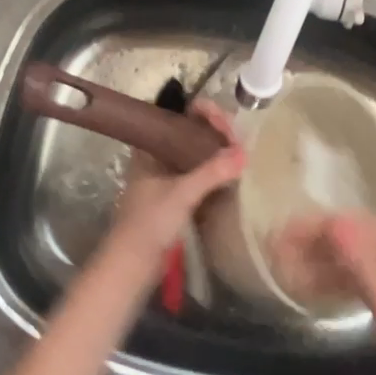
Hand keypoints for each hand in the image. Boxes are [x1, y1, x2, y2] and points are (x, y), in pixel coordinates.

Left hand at [109, 99, 244, 261]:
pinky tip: (233, 172)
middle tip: (239, 140)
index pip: (178, 112)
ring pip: (197, 150)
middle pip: (191, 129)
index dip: (203, 111)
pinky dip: (216, 168)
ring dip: (217, 149)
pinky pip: (200, 171)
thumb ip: (211, 173)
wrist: (132, 263)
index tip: (224, 122)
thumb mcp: (181, 194)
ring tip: (241, 153)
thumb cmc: (148, 223)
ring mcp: (168, 174)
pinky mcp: (177, 193)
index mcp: (151, 145)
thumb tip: (243, 153)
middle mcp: (158, 154)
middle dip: (216, 130)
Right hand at [271, 211, 375, 374]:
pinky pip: (349, 278)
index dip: (313, 225)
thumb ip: (360, 260)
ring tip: (286, 270)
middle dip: (310, 241)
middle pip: (344, 237)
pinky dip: (329, 280)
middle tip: (276, 252)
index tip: (280, 234)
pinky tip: (310, 290)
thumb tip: (332, 223)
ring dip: (316, 260)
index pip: (346, 223)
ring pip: (345, 258)